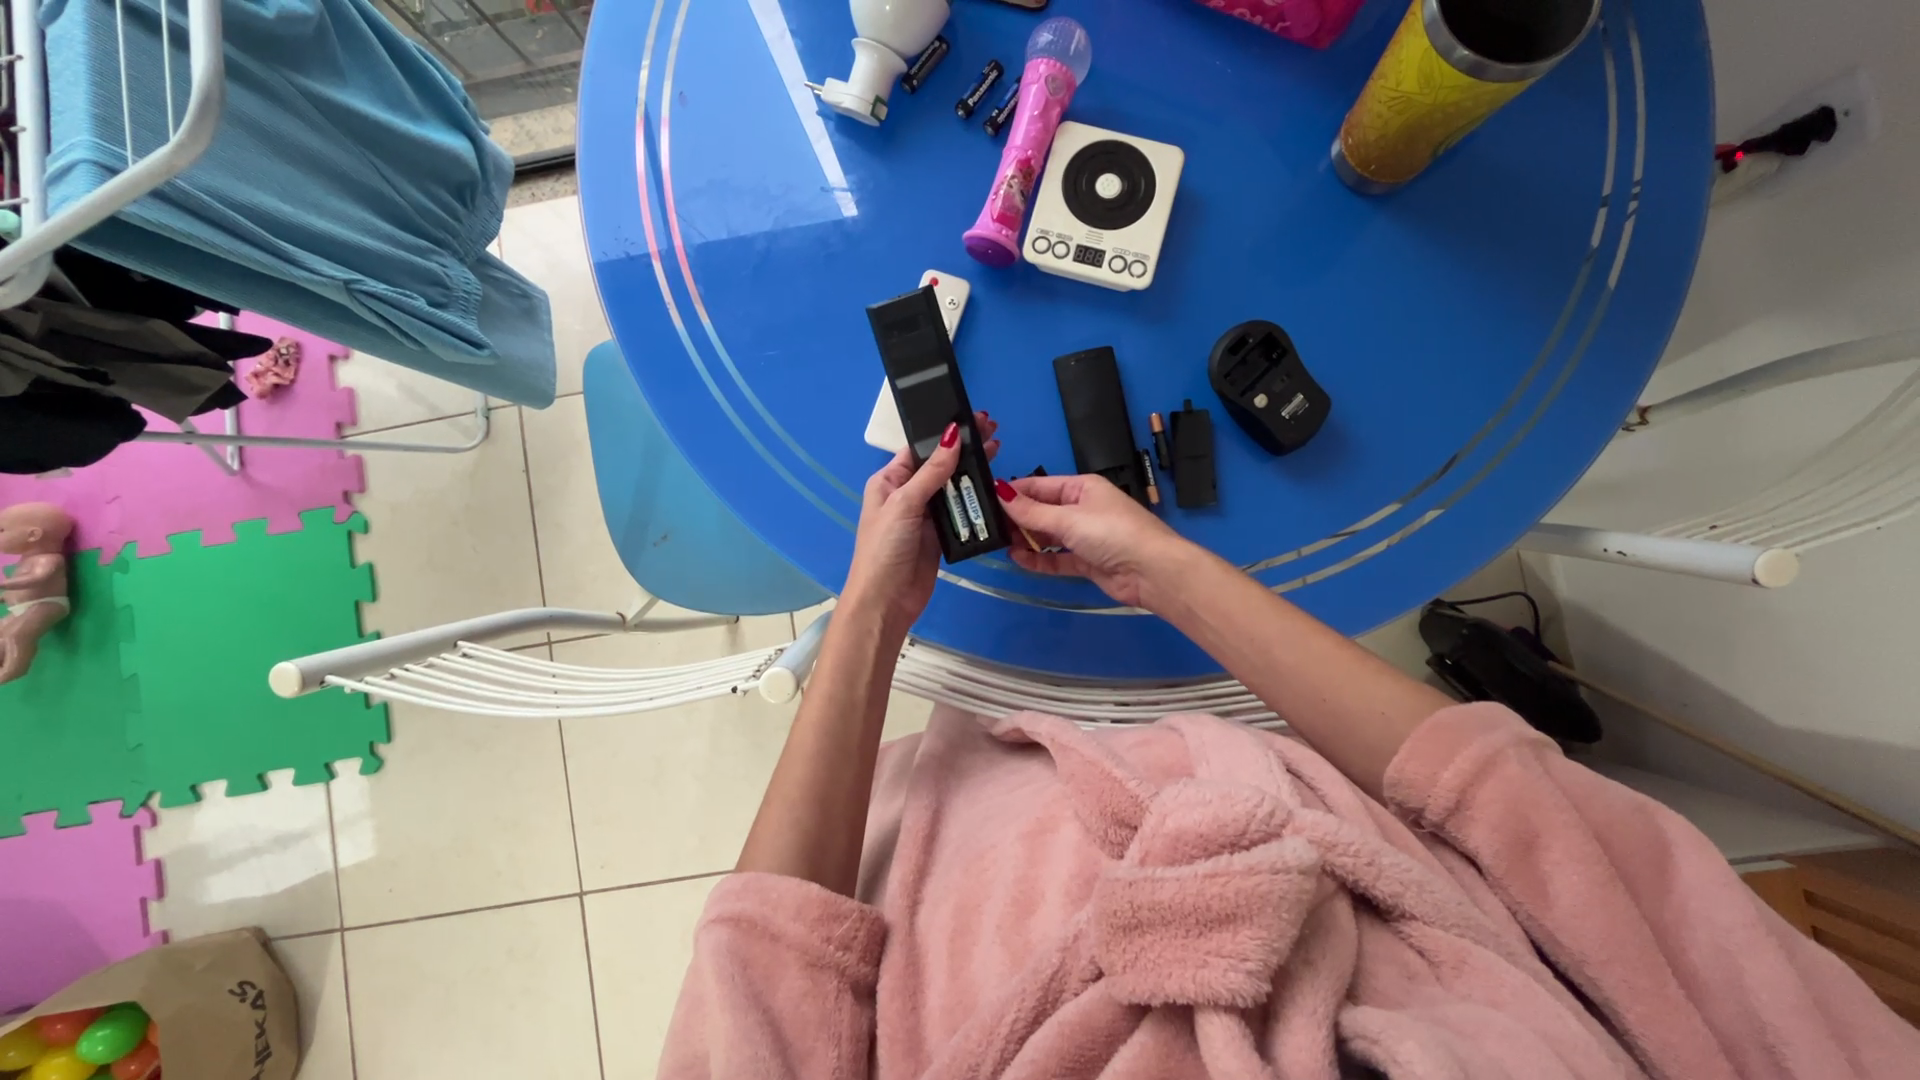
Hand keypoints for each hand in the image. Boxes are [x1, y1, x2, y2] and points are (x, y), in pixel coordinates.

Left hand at [841, 413, 998, 634]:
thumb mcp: (904, 505)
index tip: (972, 419)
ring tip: (998, 450)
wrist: (886, 601)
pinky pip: (962, 511)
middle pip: (941, 466)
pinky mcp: (942, 535)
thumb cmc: (885, 549)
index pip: (920, 449)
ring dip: (974, 473)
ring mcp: (926, 516)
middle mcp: (908, 495)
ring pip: (954, 488)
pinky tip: (994, 487)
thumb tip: (952, 435)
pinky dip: (977, 500)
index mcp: (890, 481)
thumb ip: (931, 472)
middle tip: (993, 430)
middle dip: (965, 449)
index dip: (946, 434)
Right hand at [994, 472, 1188, 608]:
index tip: (984, 500)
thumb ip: (1032, 512)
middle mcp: (1082, 508)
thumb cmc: (1112, 533)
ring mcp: (1085, 536)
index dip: (1013, 492)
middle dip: (1016, 519)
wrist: (1152, 571)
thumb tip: (1000, 493)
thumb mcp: (1068, 518)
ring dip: (1026, 540)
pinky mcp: (1087, 562)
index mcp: (1082, 487)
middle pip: (1042, 511)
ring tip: (998, 544)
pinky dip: (1039, 559)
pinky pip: (1057, 558)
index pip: (1039, 486)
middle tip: (987, 527)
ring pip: (1048, 536)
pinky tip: (1018, 560)